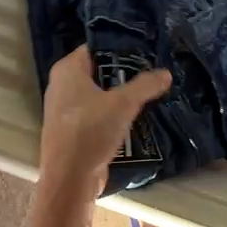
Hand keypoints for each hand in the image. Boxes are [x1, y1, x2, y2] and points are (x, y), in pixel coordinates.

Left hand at [39, 47, 171, 194]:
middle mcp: (61, 84)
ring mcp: (64, 108)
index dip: (120, 49)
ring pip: (98, 94)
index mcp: (67, 69)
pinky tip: (134, 117)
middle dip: (123, 73)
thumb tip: (165, 73)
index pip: (96, 48)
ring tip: (148, 94)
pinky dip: (111, 114)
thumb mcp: (123, 104)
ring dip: (119, 96)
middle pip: (98, 71)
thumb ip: (145, 85)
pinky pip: (95, 113)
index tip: (145, 52)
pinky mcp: (71, 129)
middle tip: (152, 73)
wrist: (69, 179)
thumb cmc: (90, 131)